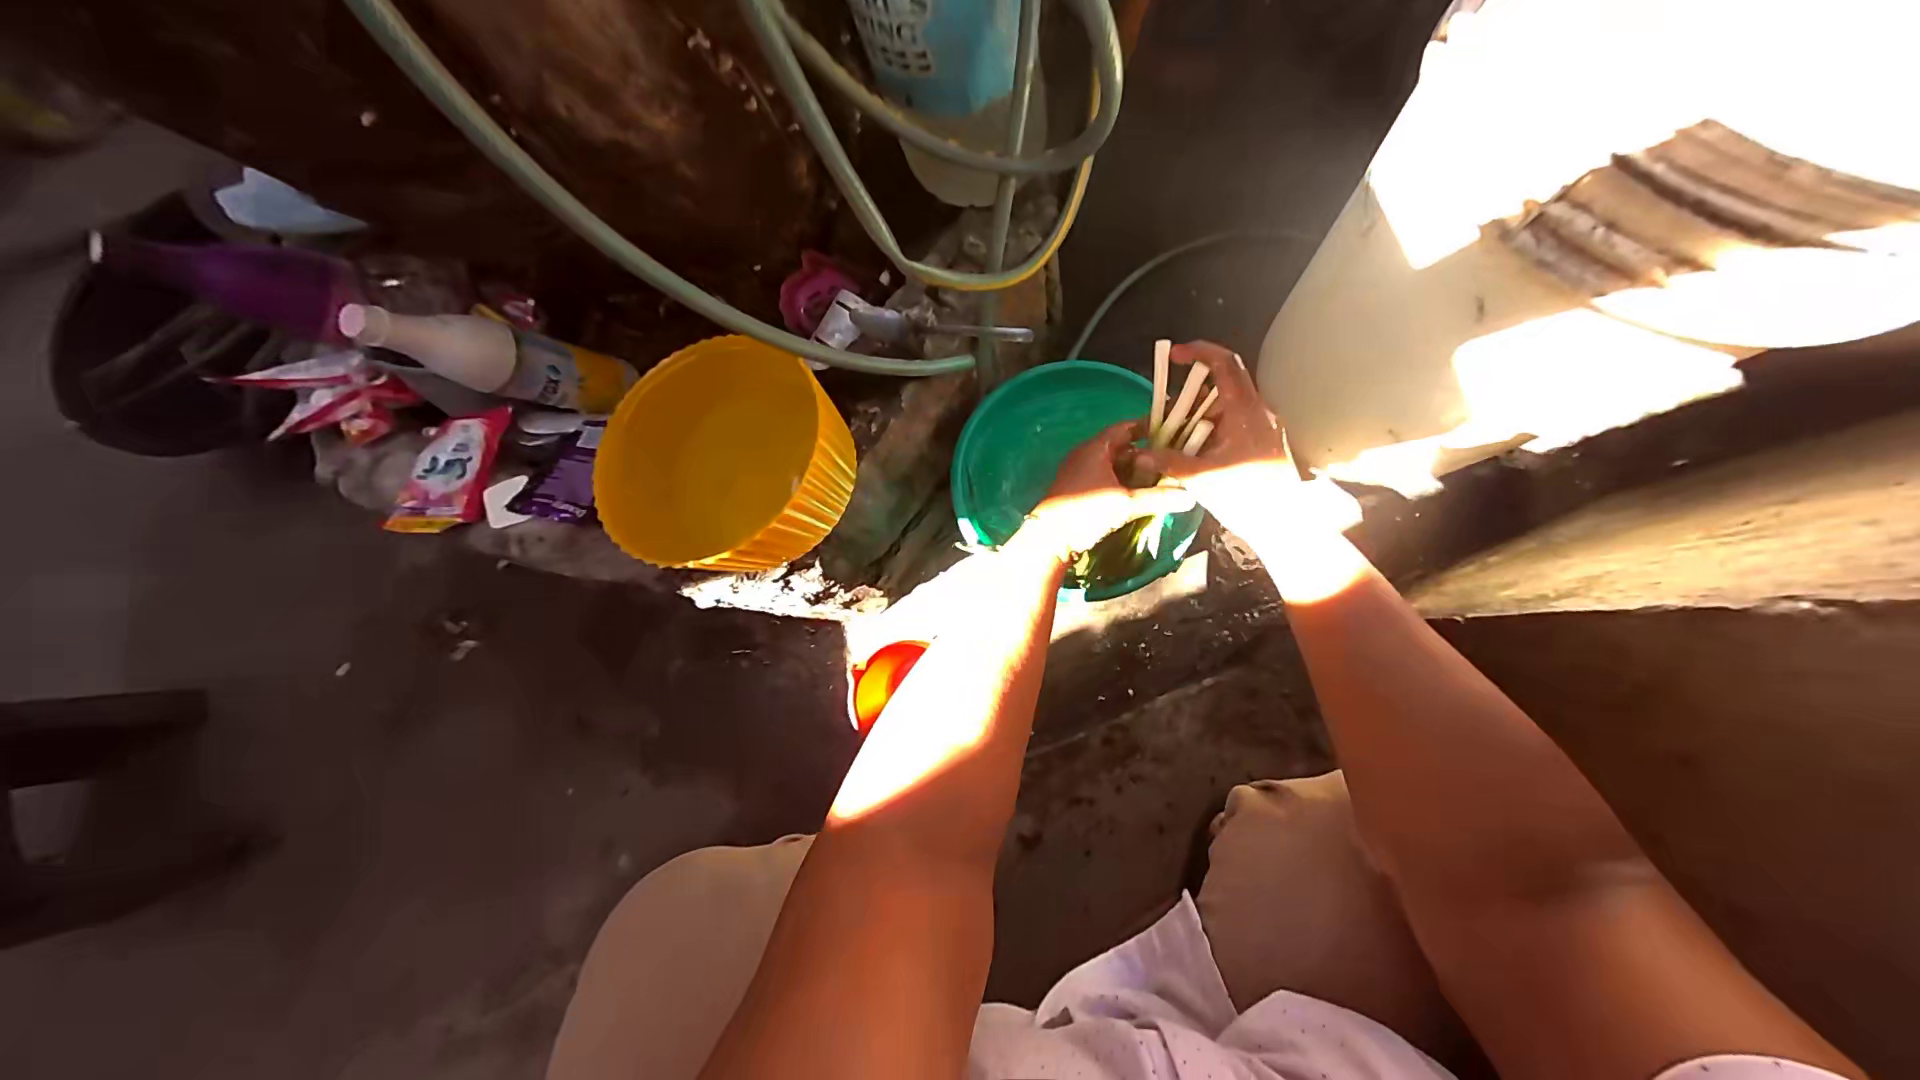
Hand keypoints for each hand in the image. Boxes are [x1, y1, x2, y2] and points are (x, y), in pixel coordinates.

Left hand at [1014, 420, 1196, 561]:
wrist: (1048, 539)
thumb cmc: (1086, 513)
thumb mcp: (1126, 504)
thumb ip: (1159, 498)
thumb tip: (1191, 496)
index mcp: (1095, 448)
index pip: (1125, 428)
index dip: (1148, 428)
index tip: (1171, 432)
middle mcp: (1085, 454)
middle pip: (1120, 447)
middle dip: (1145, 453)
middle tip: (1169, 461)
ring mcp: (1078, 471)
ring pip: (1112, 464)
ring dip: (1133, 470)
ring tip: (1157, 480)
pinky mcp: (1076, 489)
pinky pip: (1103, 478)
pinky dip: (1120, 482)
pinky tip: (1135, 494)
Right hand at [1130, 342, 1295, 530]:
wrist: (1283, 522)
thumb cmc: (1245, 496)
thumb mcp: (1199, 477)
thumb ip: (1166, 461)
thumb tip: (1139, 455)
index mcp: (1244, 410)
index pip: (1223, 363)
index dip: (1197, 352)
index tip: (1174, 356)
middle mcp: (1258, 410)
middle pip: (1223, 383)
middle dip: (1191, 391)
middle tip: (1168, 408)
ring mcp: (1263, 425)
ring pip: (1226, 405)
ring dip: (1199, 413)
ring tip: (1176, 434)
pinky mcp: (1263, 441)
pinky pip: (1233, 422)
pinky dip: (1211, 427)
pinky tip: (1195, 449)